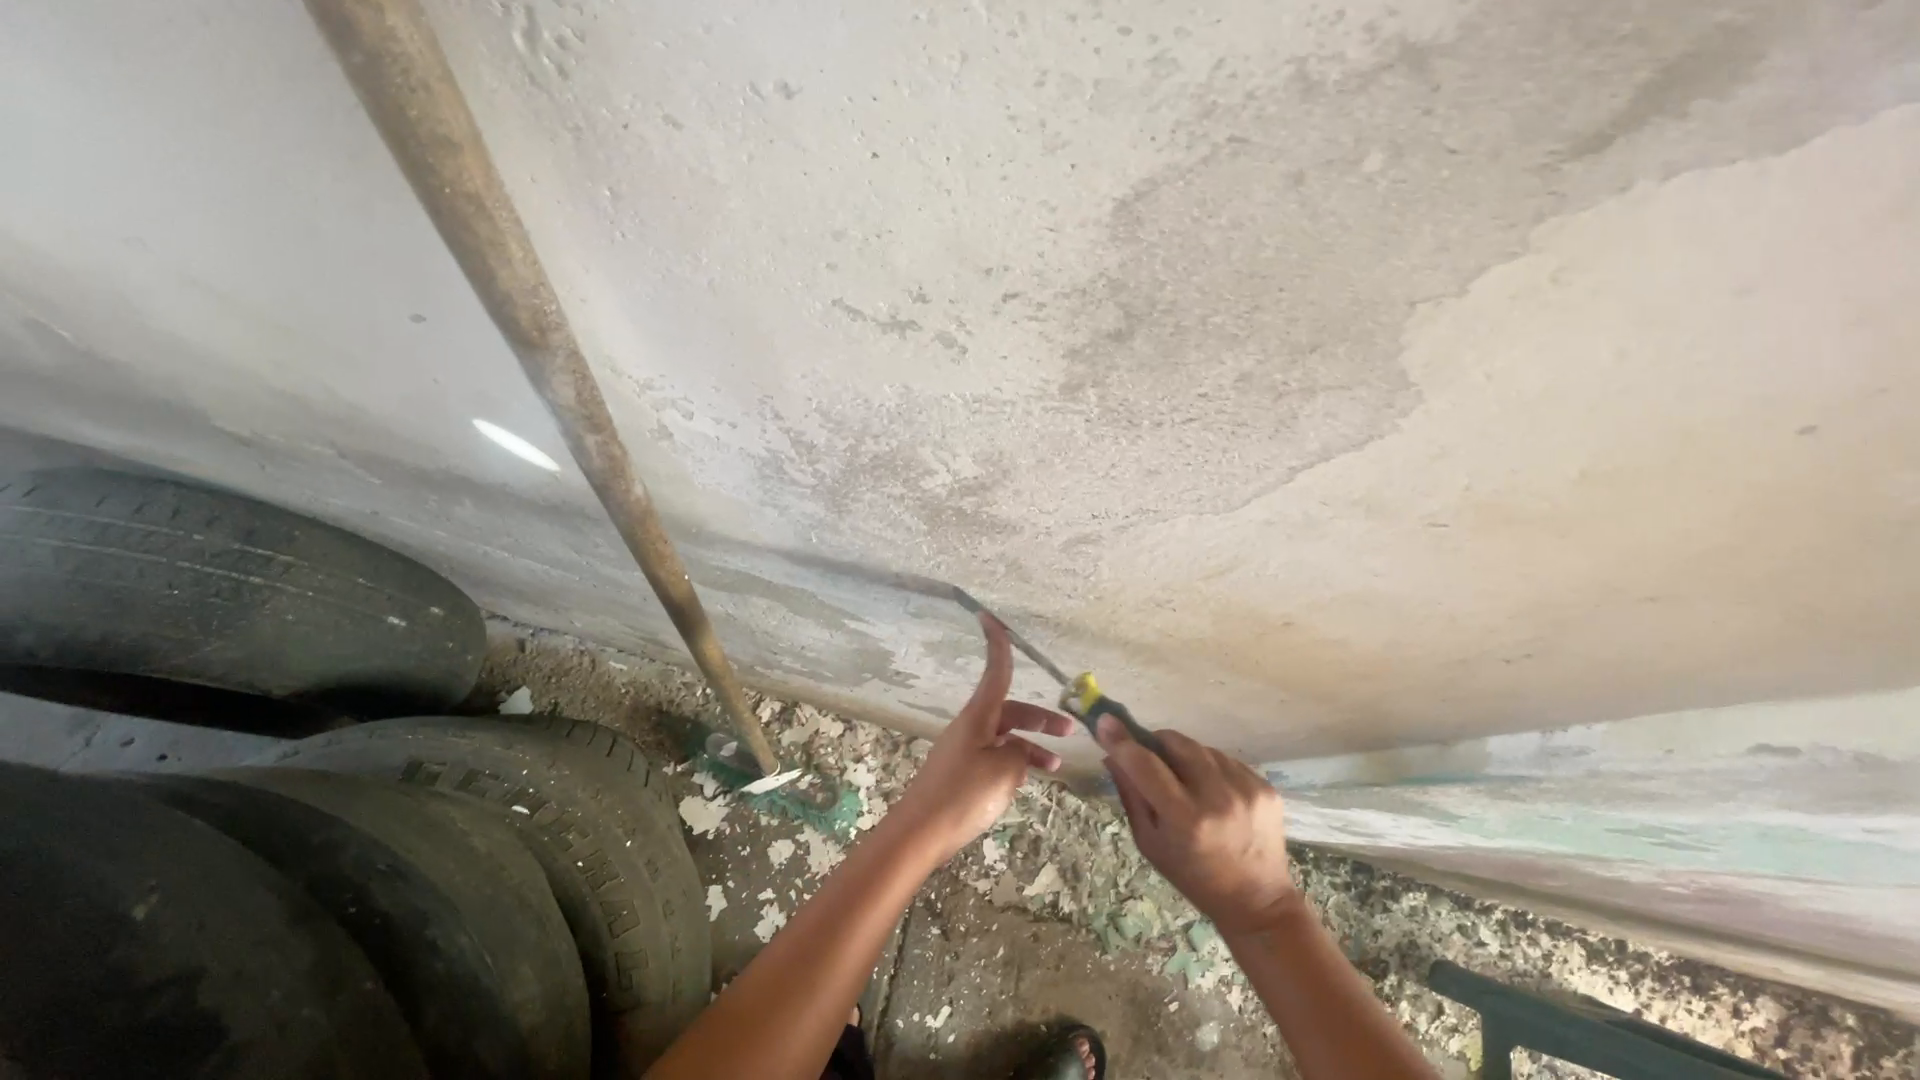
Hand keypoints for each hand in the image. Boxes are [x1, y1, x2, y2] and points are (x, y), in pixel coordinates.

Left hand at [894, 612, 1075, 857]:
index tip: (991, 618)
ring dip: (1029, 747)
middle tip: (1067, 730)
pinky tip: (1024, 784)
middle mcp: (970, 728)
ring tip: (1053, 767)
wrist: (919, 834)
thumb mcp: (1003, 772)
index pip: (995, 673)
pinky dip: (1013, 765)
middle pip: (1008, 711)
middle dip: (1038, 718)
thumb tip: (1018, 752)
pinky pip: (993, 759)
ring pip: (1003, 738)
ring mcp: (963, 752)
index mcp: (978, 718)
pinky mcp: (960, 775)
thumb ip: (1019, 755)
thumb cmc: (962, 796)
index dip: (998, 646)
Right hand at [1097, 717, 1297, 935]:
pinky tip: (1213, 793)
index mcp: (1185, 819)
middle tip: (1150, 757)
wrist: (1257, 899)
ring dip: (1185, 756)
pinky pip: (1226, 760)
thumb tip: (1111, 755)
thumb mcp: (1150, 842)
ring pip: (1201, 748)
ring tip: (1186, 783)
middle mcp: (1218, 797)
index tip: (1105, 721)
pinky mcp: (1265, 786)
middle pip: (1176, 743)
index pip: (1146, 765)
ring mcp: (1246, 789)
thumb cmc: (1193, 876)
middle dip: (1156, 743)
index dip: (1122, 741)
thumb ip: (1131, 795)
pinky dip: (1211, 768)